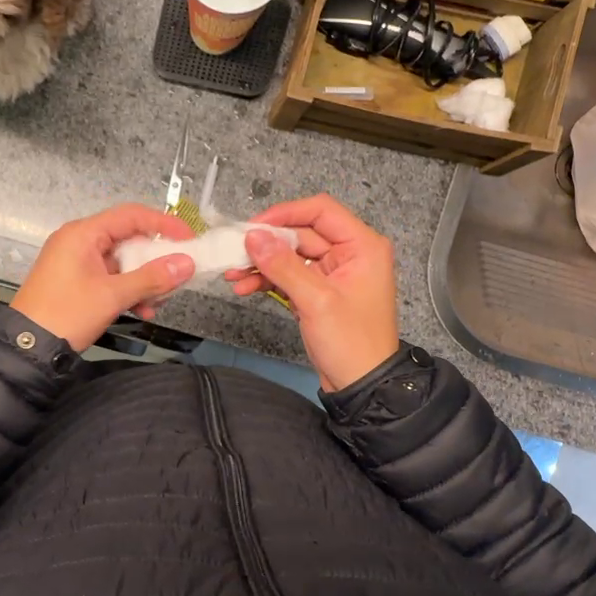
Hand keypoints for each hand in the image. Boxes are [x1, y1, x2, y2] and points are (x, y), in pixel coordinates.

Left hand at [12, 204, 195, 350]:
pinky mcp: (74, 281)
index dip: (164, 225)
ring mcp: (75, 262)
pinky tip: (141, 310)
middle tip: (178, 274)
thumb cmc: (66, 315)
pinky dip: (127, 290)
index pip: (131, 216)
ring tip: (158, 301)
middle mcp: (78, 241)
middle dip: (154, 259)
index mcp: (83, 234)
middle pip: (127, 239)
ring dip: (143, 279)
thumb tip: (186, 264)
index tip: (189, 239)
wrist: (25, 347)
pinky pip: (109, 277)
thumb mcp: (113, 296)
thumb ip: (152, 278)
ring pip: (120, 262)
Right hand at [224, 194, 398, 390]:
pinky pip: (289, 275)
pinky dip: (268, 279)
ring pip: (290, 255)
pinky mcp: (318, 291)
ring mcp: (333, 272)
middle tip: (234, 253)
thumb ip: (283, 266)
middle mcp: (349, 253)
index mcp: (362, 246)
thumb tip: (253, 237)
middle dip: (266, 244)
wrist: (362, 384)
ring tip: (233, 274)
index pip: (321, 211)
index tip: (252, 227)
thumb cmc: (351, 343)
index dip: (284, 214)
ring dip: (262, 263)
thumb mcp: (316, 301)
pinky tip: (245, 286)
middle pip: (301, 233)